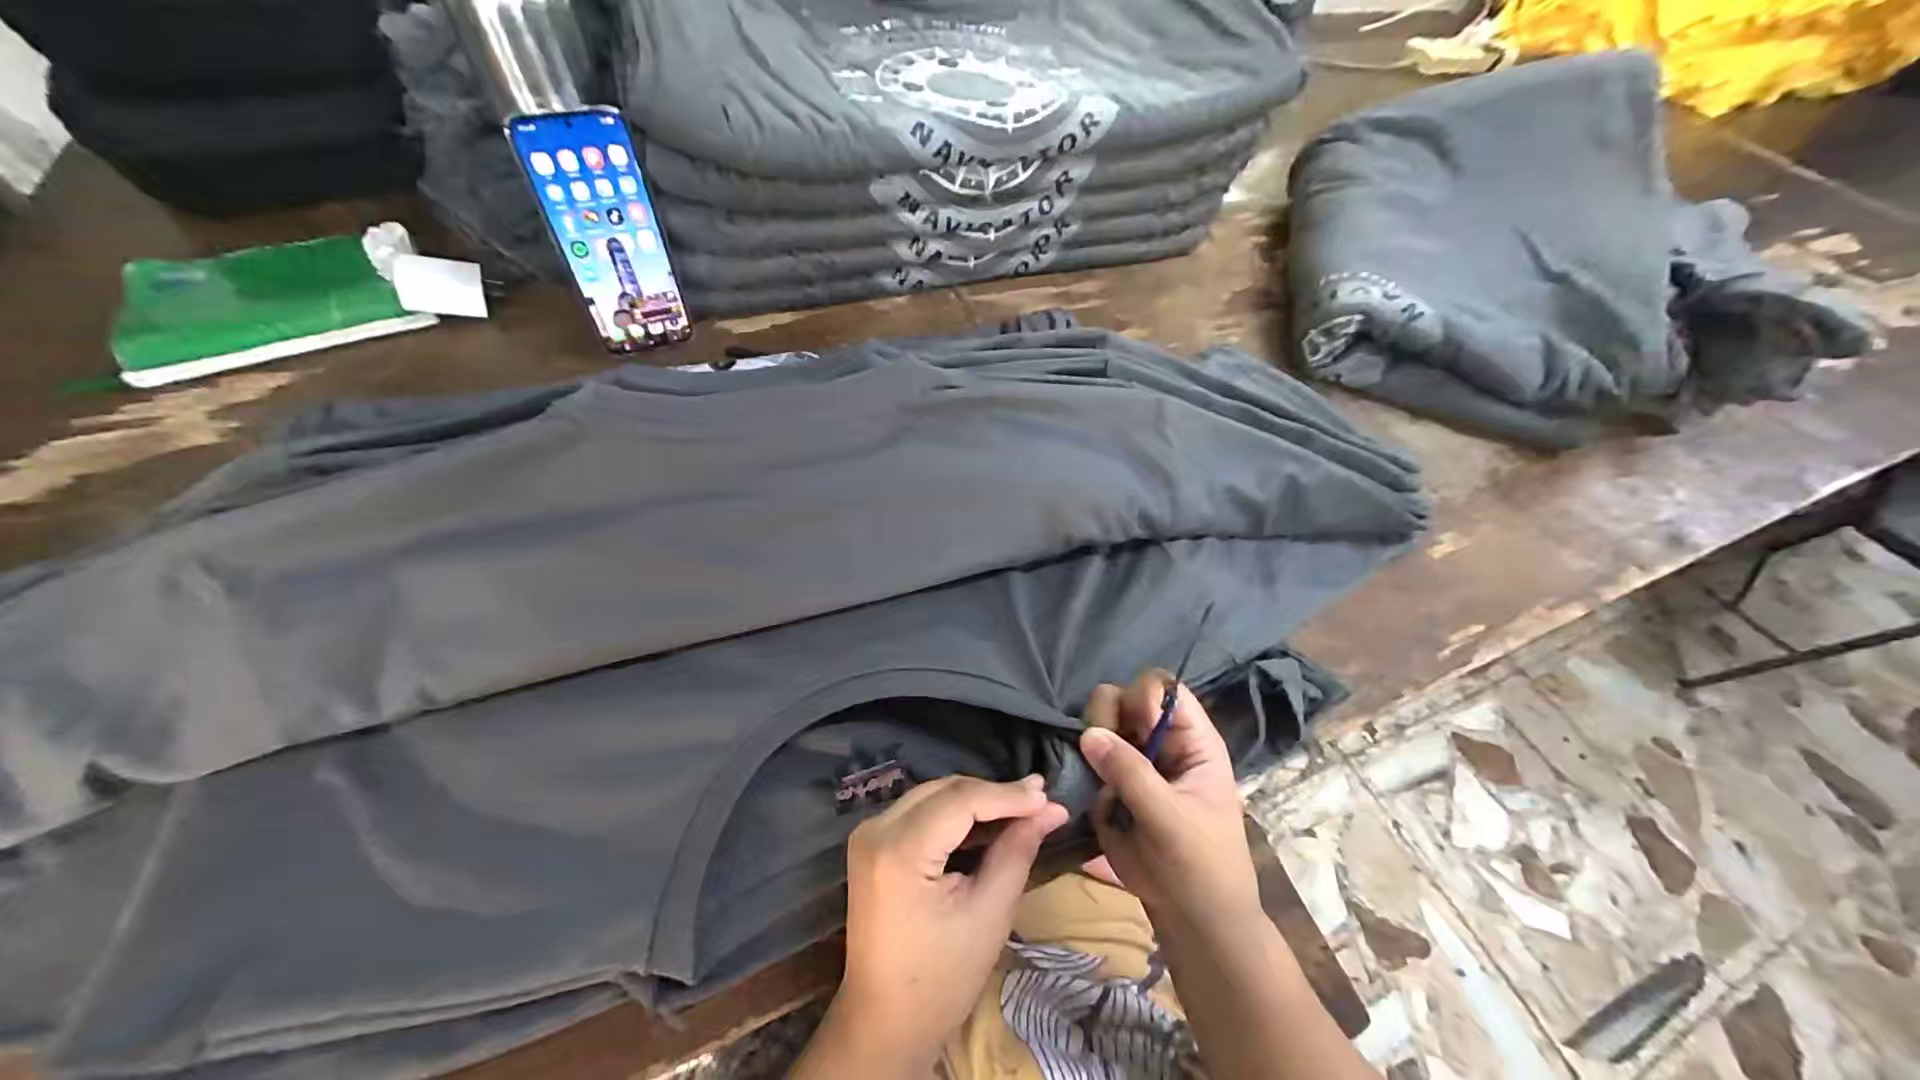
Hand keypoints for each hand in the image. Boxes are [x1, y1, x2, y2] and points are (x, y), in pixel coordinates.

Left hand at [828, 774, 1068, 1071]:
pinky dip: (954, 813)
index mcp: (899, 850)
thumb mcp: (990, 914)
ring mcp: (868, 834)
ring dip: (976, 799)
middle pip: (945, 791)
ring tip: (1023, 806)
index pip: (961, 800)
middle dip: (994, 793)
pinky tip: (987, 821)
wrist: (885, 1020)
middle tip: (1042, 800)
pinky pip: (919, 811)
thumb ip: (1018, 851)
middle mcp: (876, 830)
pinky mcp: (871, 843)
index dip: (1008, 795)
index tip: (1050, 796)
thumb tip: (1052, 810)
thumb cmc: (942, 977)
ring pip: (933, 795)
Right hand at [1080, 672, 1263, 938]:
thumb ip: (1132, 774)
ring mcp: (1133, 762)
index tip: (1131, 727)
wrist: (1192, 920)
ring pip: (1101, 724)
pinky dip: (1079, 761)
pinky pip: (1087, 756)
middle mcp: (1160, 743)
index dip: (1143, 698)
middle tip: (1099, 753)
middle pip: (1124, 699)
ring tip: (1092, 774)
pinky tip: (1081, 782)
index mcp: (1192, 741)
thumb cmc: (1200, 867)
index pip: (1164, 690)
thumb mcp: (1172, 819)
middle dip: (1107, 717)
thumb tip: (1088, 733)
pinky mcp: (1110, 784)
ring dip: (1089, 740)